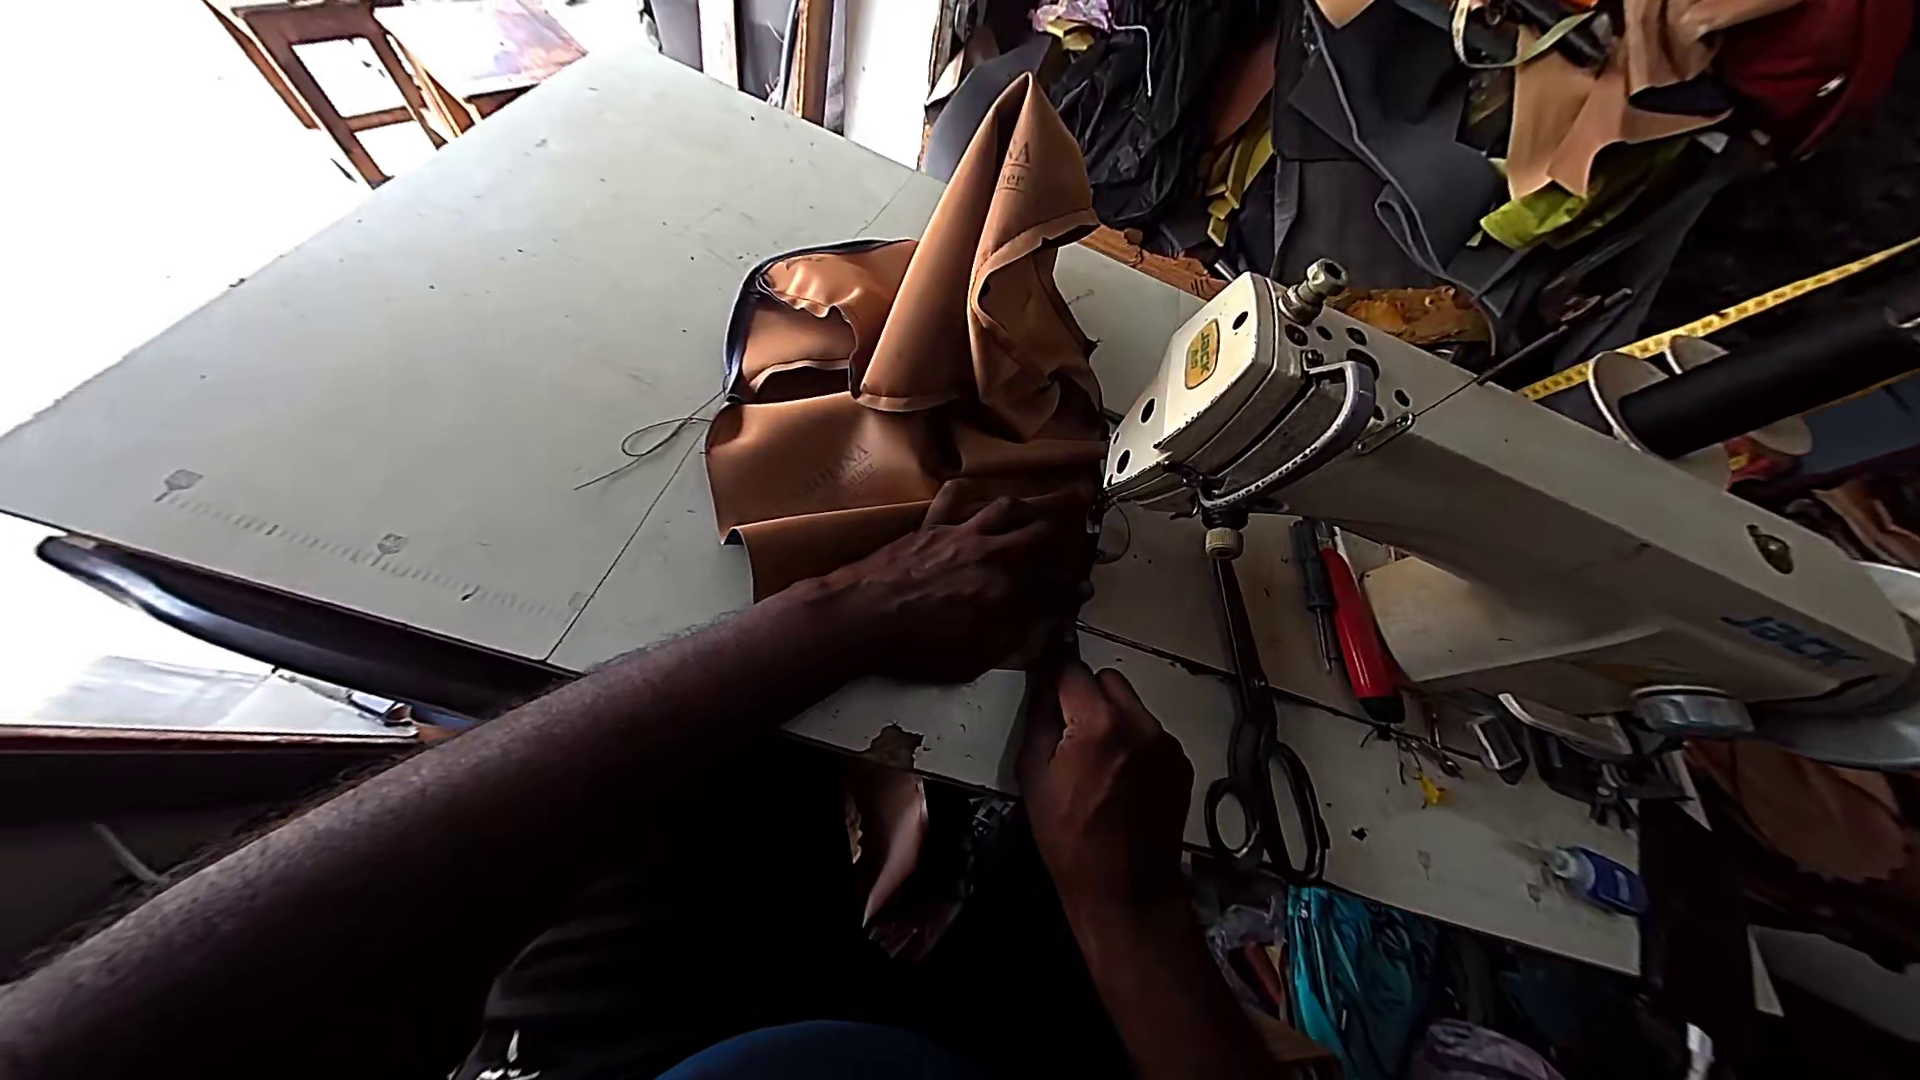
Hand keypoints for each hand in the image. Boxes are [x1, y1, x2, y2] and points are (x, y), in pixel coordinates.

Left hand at [803, 482, 1091, 683]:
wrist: (861, 618)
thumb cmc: (913, 644)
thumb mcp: (975, 659)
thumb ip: (1016, 641)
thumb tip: (1044, 630)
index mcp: (1005, 592)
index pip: (1055, 584)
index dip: (1074, 586)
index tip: (1083, 586)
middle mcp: (990, 556)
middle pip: (1042, 534)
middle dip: (1070, 527)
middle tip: (1084, 519)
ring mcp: (961, 536)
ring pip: (1007, 509)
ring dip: (1033, 503)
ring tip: (1049, 498)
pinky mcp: (931, 528)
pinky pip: (953, 500)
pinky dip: (966, 492)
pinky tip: (972, 489)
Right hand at [1019, 662, 1194, 915]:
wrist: (1126, 891)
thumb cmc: (1069, 837)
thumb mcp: (1033, 775)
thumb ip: (1038, 717)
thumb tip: (1043, 682)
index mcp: (1099, 724)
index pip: (1072, 668)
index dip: (1054, 679)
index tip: (1047, 693)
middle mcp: (1139, 723)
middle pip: (1106, 678)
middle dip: (1086, 695)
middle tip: (1073, 733)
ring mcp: (1165, 742)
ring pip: (1130, 702)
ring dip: (1111, 716)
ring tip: (1099, 760)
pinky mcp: (1181, 759)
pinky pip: (1149, 729)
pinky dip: (1133, 739)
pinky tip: (1123, 775)